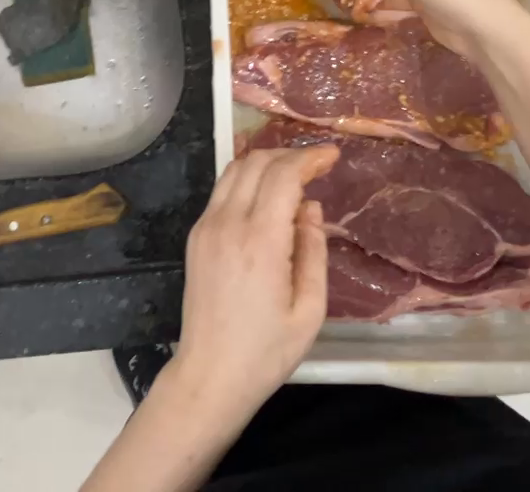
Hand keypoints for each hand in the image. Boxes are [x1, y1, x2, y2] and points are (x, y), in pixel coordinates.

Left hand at [166, 146, 338, 421]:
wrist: (210, 374)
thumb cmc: (266, 351)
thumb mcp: (310, 309)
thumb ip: (313, 250)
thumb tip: (310, 207)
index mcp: (260, 240)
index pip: (283, 175)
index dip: (309, 158)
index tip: (332, 156)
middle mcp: (228, 223)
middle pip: (257, 162)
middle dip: (289, 155)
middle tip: (317, 166)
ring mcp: (206, 226)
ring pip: (235, 169)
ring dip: (266, 163)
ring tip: (294, 176)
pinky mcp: (196, 235)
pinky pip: (222, 190)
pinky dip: (247, 180)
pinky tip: (267, 196)